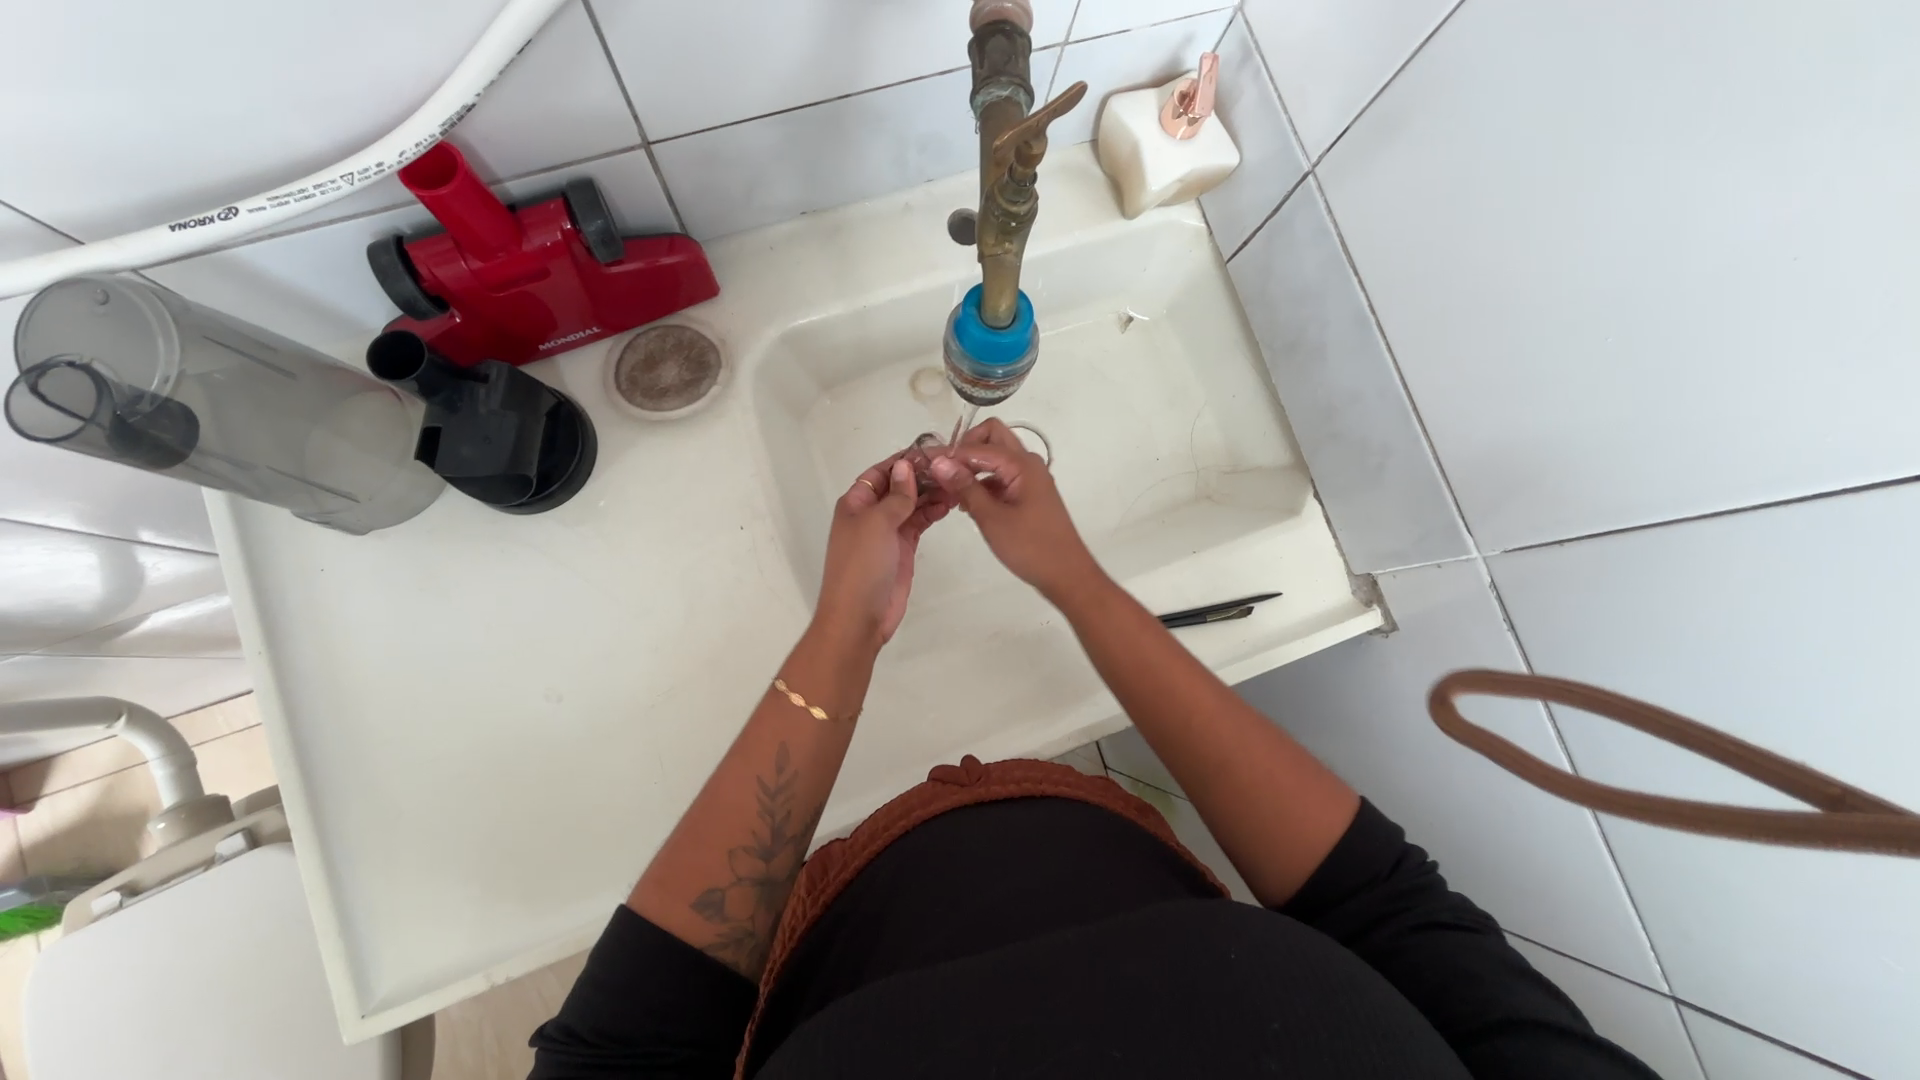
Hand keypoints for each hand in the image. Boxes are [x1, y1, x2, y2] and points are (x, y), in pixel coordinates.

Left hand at [814, 454, 953, 647]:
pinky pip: (919, 523)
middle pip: (899, 486)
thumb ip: (895, 495)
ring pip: (912, 504)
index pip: (881, 472)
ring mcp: (887, 532)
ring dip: (931, 494)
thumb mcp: (876, 524)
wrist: (859, 616)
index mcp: (855, 502)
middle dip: (923, 477)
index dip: (905, 461)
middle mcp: (870, 513)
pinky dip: (932, 513)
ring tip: (957, 485)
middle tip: (954, 469)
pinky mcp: (902, 548)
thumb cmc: (861, 566)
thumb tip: (905, 466)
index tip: (934, 452)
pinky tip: (949, 505)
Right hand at [928, 418, 1104, 602]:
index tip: (926, 465)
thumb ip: (965, 487)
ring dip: (974, 465)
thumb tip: (939, 462)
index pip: (978, 446)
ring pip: (997, 457)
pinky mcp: (1030, 494)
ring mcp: (1031, 478)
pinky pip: (1003, 476)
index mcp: (1021, 464)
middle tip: (944, 471)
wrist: (1066, 574)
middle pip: (992, 437)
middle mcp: (1028, 463)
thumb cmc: (1030, 547)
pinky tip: (967, 503)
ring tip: (950, 490)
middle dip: (966, 448)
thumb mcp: (991, 517)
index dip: (951, 453)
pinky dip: (984, 482)